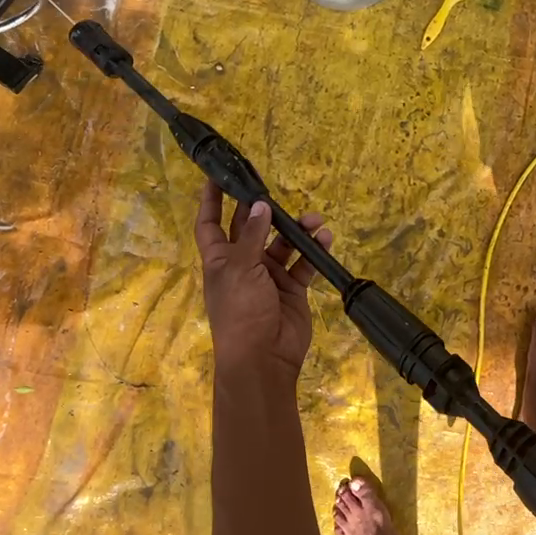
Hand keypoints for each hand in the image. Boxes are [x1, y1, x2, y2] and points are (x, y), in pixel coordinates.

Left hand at [193, 182, 334, 379]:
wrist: (263, 358)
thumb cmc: (241, 311)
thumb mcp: (241, 269)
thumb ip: (253, 235)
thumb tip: (260, 204)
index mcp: (220, 260)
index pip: (210, 224)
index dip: (211, 202)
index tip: (216, 176)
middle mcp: (243, 264)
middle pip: (251, 229)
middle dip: (262, 209)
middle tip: (276, 188)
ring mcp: (268, 276)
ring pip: (282, 243)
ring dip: (296, 230)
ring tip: (314, 220)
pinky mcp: (292, 288)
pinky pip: (303, 263)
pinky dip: (314, 251)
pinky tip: (324, 239)